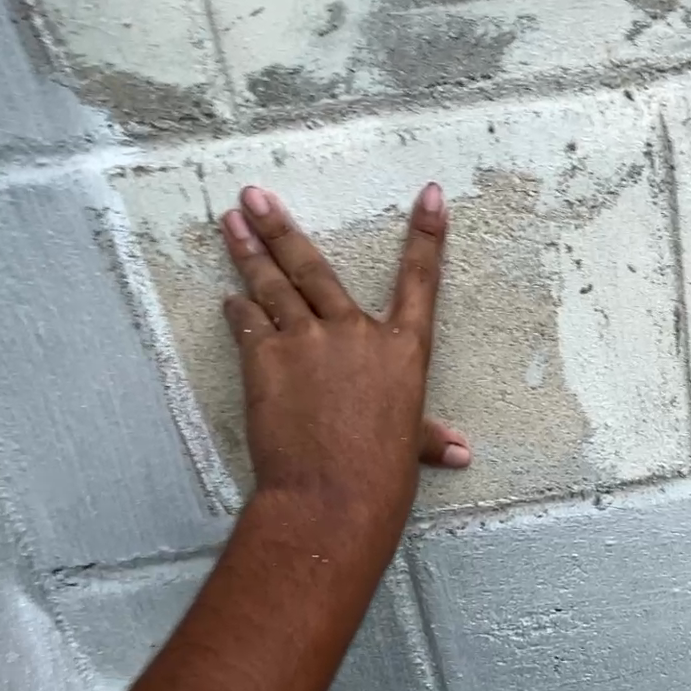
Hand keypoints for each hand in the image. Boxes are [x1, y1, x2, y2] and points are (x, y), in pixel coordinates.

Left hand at [218, 183, 468, 541]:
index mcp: (402, 351)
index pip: (419, 281)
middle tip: (255, 196)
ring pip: (272, 286)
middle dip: (281, 229)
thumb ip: (430, 437)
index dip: (426, 235)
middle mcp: (356, 333)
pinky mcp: (266, 358)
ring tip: (229, 223)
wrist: (333, 495)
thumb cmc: (383, 475)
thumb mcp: (412, 447)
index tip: (429, 196)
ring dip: (248, 253)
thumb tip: (461, 452)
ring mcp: (308, 341)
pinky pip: (249, 323)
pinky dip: (238, 311)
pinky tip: (229, 300)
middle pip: (315, 268)